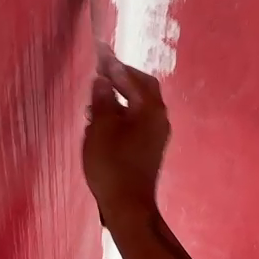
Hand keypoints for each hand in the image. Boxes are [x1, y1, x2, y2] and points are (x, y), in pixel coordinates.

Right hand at [82, 48, 169, 229]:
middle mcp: (160, 117)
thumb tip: (103, 80)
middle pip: (143, 88)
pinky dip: (124, 112)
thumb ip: (102, 99)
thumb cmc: (112, 164)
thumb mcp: (100, 127)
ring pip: (140, 104)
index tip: (99, 53)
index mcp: (150, 108)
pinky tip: (106, 118)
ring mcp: (157, 134)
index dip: (114, 64)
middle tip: (102, 71)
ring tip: (99, 94)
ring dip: (122, 95)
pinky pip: (138, 120)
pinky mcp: (150, 148)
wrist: (128, 205)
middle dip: (123, 77)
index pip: (133, 76)